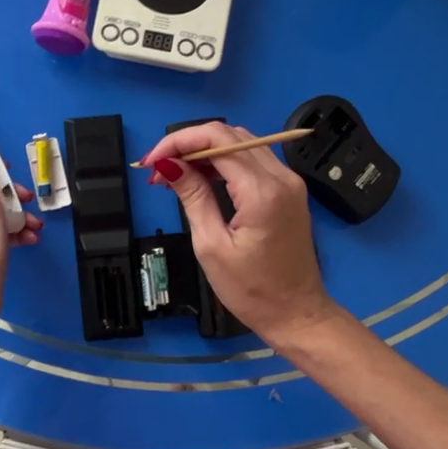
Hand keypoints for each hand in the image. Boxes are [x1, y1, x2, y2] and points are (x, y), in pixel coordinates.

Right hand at [139, 123, 340, 343]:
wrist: (297, 313)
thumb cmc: (252, 291)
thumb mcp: (211, 246)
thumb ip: (193, 197)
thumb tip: (169, 165)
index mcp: (262, 191)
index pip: (216, 140)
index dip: (178, 143)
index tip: (150, 162)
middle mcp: (281, 177)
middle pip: (229, 135)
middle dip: (188, 145)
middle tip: (158, 170)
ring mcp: (289, 182)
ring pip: (242, 143)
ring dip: (205, 151)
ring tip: (174, 175)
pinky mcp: (289, 191)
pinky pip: (253, 159)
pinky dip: (224, 161)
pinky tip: (201, 178)